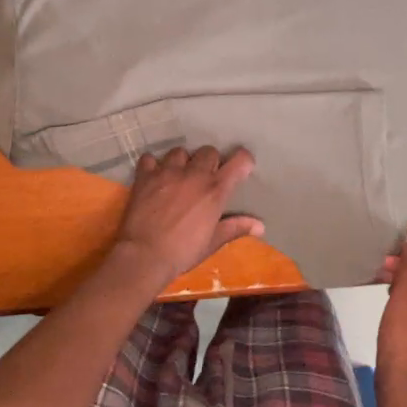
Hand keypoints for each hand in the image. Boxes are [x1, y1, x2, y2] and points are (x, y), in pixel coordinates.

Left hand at [113, 146, 262, 281]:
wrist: (145, 255)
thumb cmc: (183, 252)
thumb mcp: (213, 242)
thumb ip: (236, 227)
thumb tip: (261, 226)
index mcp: (215, 190)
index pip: (239, 161)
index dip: (243, 161)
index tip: (240, 169)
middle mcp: (194, 174)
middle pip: (209, 151)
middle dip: (209, 162)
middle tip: (204, 180)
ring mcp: (168, 172)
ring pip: (180, 151)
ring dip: (182, 162)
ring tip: (178, 178)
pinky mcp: (145, 176)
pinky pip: (150, 158)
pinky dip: (152, 166)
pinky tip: (153, 179)